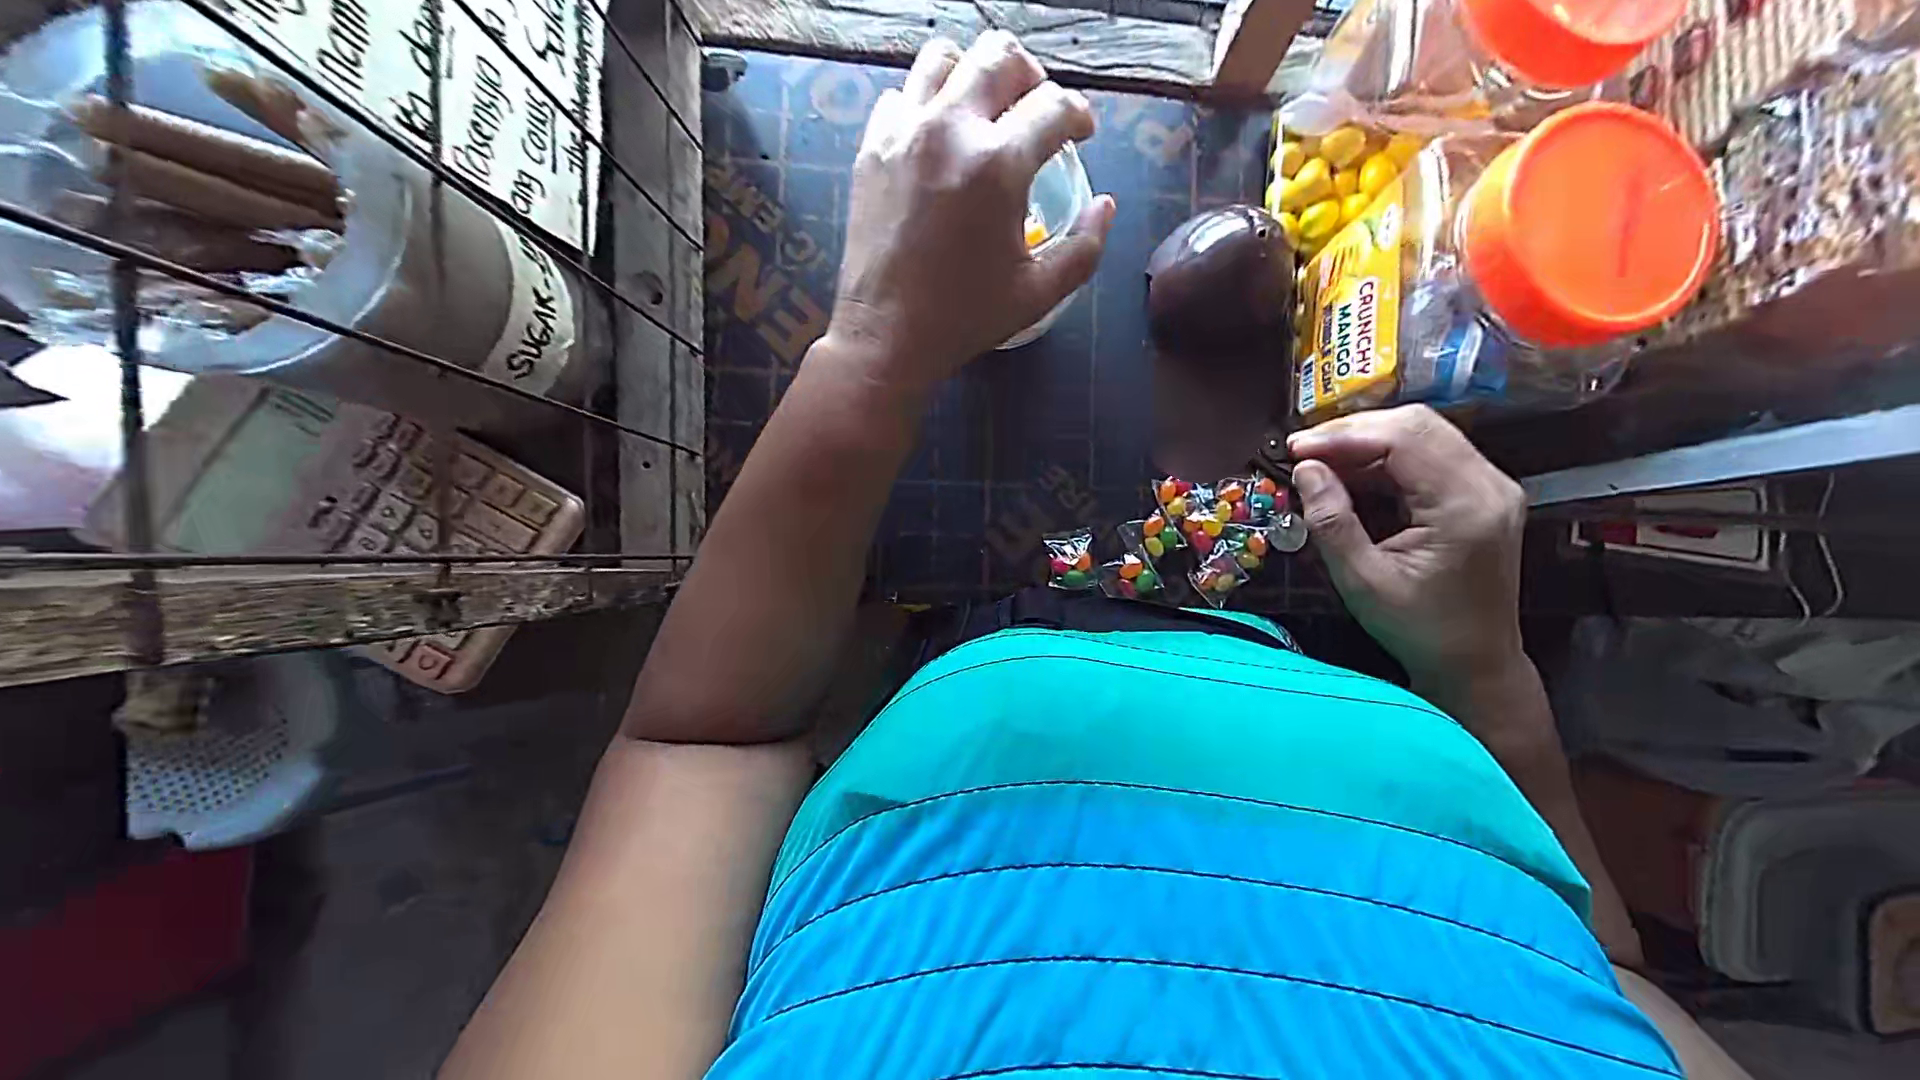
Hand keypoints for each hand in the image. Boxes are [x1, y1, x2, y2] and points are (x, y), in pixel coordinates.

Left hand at [826, 33, 1116, 390]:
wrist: (886, 335)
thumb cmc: (964, 318)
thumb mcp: (1038, 293)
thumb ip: (1084, 247)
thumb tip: (1105, 205)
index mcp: (999, 165)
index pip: (1054, 106)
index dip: (1079, 115)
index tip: (1081, 134)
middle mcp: (950, 129)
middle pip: (1000, 57)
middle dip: (1032, 77)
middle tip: (1036, 111)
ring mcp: (904, 133)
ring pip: (944, 58)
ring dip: (975, 75)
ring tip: (986, 111)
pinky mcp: (872, 148)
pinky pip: (904, 96)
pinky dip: (928, 104)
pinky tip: (939, 138)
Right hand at [1287, 406, 1530, 708]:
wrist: (1474, 662)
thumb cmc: (1417, 628)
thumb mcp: (1361, 581)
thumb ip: (1332, 521)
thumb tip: (1305, 470)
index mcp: (1465, 506)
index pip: (1405, 439)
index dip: (1344, 436)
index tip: (1296, 449)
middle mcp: (1488, 484)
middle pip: (1417, 425)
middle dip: (1352, 431)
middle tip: (1302, 451)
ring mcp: (1489, 485)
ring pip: (1423, 433)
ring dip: (1366, 441)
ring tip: (1319, 462)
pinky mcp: (1479, 492)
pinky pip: (1428, 454)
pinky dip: (1382, 458)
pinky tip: (1350, 474)